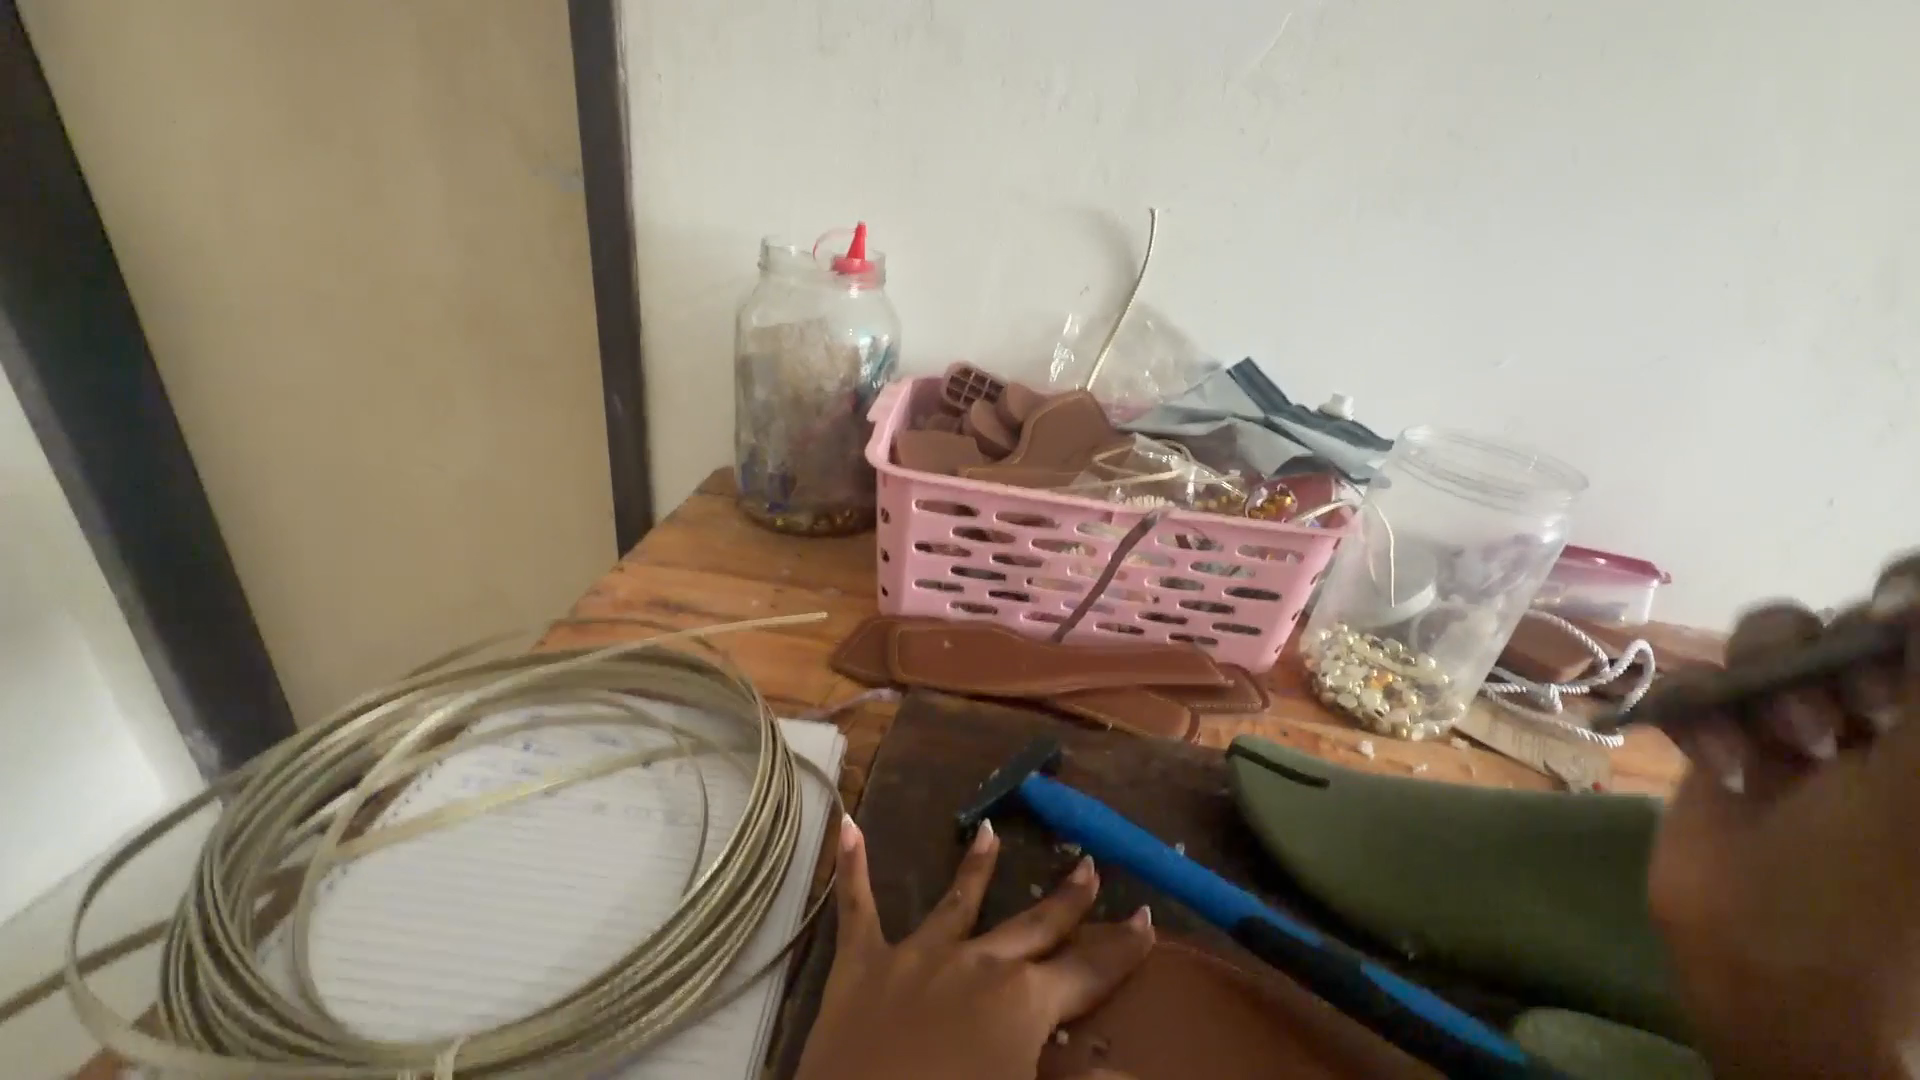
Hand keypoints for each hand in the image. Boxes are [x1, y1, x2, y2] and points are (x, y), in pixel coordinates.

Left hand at [793, 817, 1155, 1079]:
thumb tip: (1132, 1072)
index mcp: (1024, 1001)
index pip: (1088, 969)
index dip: (1121, 947)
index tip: (1145, 917)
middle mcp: (978, 962)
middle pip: (1034, 925)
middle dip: (1066, 898)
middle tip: (1088, 864)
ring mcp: (918, 955)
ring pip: (957, 899)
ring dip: (976, 866)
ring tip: (989, 831)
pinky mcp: (863, 962)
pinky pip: (857, 907)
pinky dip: (852, 865)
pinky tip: (848, 824)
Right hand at [1645, 556, 1919, 1078]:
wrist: (1769, 953)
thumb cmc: (1874, 876)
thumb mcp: (1919, 775)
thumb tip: (1912, 591)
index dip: (1904, 596)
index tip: (1887, 619)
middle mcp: (1884, 710)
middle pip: (1847, 619)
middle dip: (1830, 658)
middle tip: (1844, 719)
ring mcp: (1799, 723)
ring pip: (1765, 644)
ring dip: (1758, 686)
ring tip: (1778, 749)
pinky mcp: (1724, 738)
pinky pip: (1698, 686)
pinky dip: (1700, 715)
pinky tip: (1720, 765)